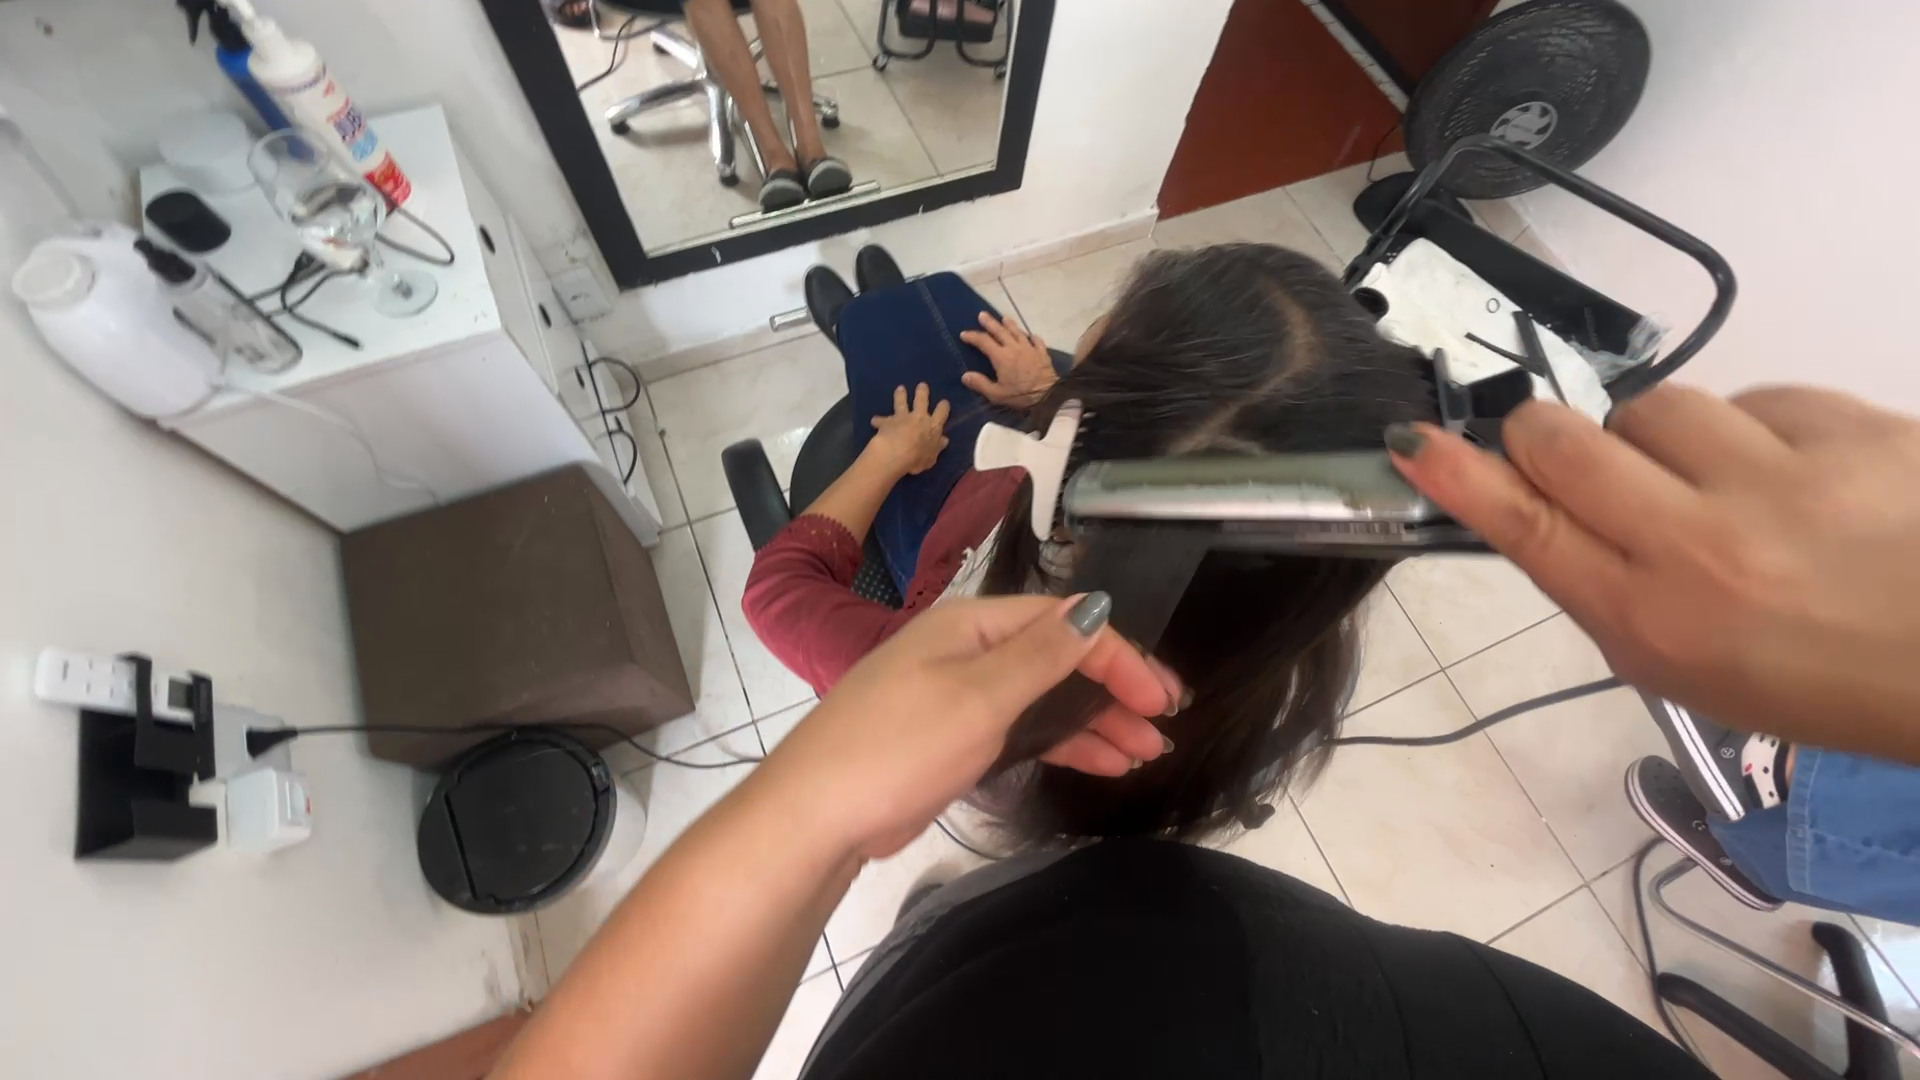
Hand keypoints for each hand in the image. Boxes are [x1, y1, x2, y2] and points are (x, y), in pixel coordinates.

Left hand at [756, 594, 1178, 858]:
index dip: (1117, 655)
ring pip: (1042, 698)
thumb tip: (1096, 606)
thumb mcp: (979, 696)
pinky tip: (1101, 763)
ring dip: (1093, 722)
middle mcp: (968, 650)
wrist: (816, 814)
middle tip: (1162, 728)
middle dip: (1112, 690)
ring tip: (1145, 754)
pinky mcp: (954, 735)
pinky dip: (1059, 743)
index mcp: (972, 624)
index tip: (1160, 699)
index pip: (1061, 623)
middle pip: (1056, 659)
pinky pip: (1020, 729)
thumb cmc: (899, 744)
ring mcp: (959, 694)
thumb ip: (1042, 654)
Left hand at [867, 383, 950, 475]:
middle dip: (922, 392)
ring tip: (900, 389)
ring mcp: (902, 418)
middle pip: (922, 400)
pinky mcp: (887, 422)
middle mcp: (919, 418)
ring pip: (901, 402)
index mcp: (933, 426)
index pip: (942, 412)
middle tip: (922, 385)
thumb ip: (937, 447)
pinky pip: (881, 420)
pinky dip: (878, 420)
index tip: (944, 403)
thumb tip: (943, 440)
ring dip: (900, 395)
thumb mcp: (931, 457)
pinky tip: (874, 421)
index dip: (943, 407)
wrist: (896, 454)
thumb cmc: (917, 458)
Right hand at [960, 311, 1057, 406]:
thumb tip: (965, 375)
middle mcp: (1014, 347)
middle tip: (982, 315)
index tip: (964, 334)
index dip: (973, 336)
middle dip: (990, 322)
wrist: (1047, 396)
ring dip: (1010, 324)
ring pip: (1017, 331)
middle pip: (1000, 330)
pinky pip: (1036, 340)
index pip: (984, 341)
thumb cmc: (1020, 395)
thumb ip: (980, 384)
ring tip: (1004, 318)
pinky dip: (1031, 336)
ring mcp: (1029, 348)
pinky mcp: (1042, 352)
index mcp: (1001, 357)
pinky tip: (1030, 336)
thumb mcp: (997, 394)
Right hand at [1387, 384, 1919, 758]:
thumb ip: (1587, 578)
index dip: (1457, 476)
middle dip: (1542, 435)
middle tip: (1566, 453)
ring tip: (1711, 476)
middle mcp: (1703, 547)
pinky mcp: (1868, 434)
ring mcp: (1790, 484)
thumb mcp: (1666, 659)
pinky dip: (1749, 429)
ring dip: (1655, 436)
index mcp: (1647, 616)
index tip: (1410, 441)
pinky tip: (1789, 471)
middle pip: (1565, 443)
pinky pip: (1755, 397)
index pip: (1524, 525)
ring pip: (1653, 407)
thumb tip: (1524, 497)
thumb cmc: (1798, 678)